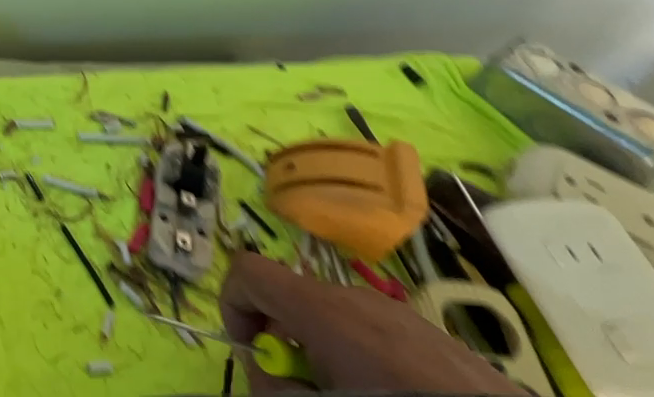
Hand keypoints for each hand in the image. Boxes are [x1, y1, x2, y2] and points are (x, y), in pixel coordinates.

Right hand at [219, 253, 518, 393]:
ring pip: (324, 310)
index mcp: (320, 307)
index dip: (232, 304)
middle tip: (298, 384)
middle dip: (277, 335)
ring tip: (344, 390)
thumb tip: (261, 370)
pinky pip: (363, 323)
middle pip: (286, 293)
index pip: (246, 270)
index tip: (250, 350)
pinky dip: (351, 348)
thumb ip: (273, 388)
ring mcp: (389, 308)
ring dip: (314, 344)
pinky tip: (383, 389)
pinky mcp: (421, 327)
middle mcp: (349, 294)